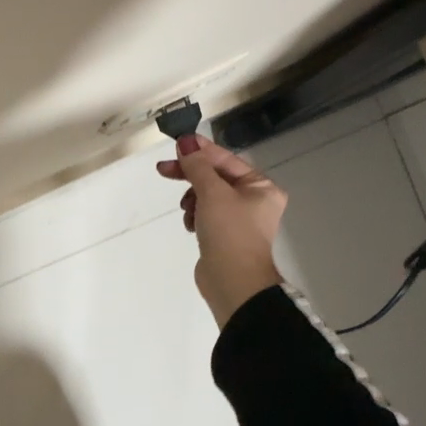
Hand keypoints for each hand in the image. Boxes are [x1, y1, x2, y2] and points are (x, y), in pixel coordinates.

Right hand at [157, 134, 287, 326]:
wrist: (233, 282)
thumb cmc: (229, 232)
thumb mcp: (212, 193)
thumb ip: (198, 166)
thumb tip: (186, 143)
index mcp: (261, 187)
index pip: (226, 160)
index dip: (200, 151)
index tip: (176, 145)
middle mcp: (255, 201)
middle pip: (216, 178)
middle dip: (191, 177)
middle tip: (164, 170)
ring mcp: (240, 221)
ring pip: (208, 198)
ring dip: (193, 200)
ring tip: (189, 213)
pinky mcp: (225, 237)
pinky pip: (206, 216)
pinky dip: (196, 217)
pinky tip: (192, 227)